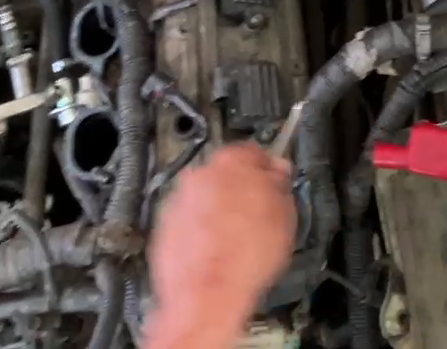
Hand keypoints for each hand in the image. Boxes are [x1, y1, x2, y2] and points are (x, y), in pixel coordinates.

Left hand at [145, 144, 295, 348]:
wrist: (206, 296)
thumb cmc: (246, 256)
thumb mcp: (284, 215)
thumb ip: (280, 186)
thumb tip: (278, 175)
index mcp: (232, 161)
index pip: (252, 151)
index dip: (265, 169)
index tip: (272, 182)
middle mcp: (200, 173)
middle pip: (224, 173)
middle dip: (238, 189)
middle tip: (255, 213)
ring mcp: (178, 200)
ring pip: (203, 197)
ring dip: (216, 210)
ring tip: (233, 239)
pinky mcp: (163, 228)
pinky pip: (187, 221)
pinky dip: (198, 230)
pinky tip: (214, 252)